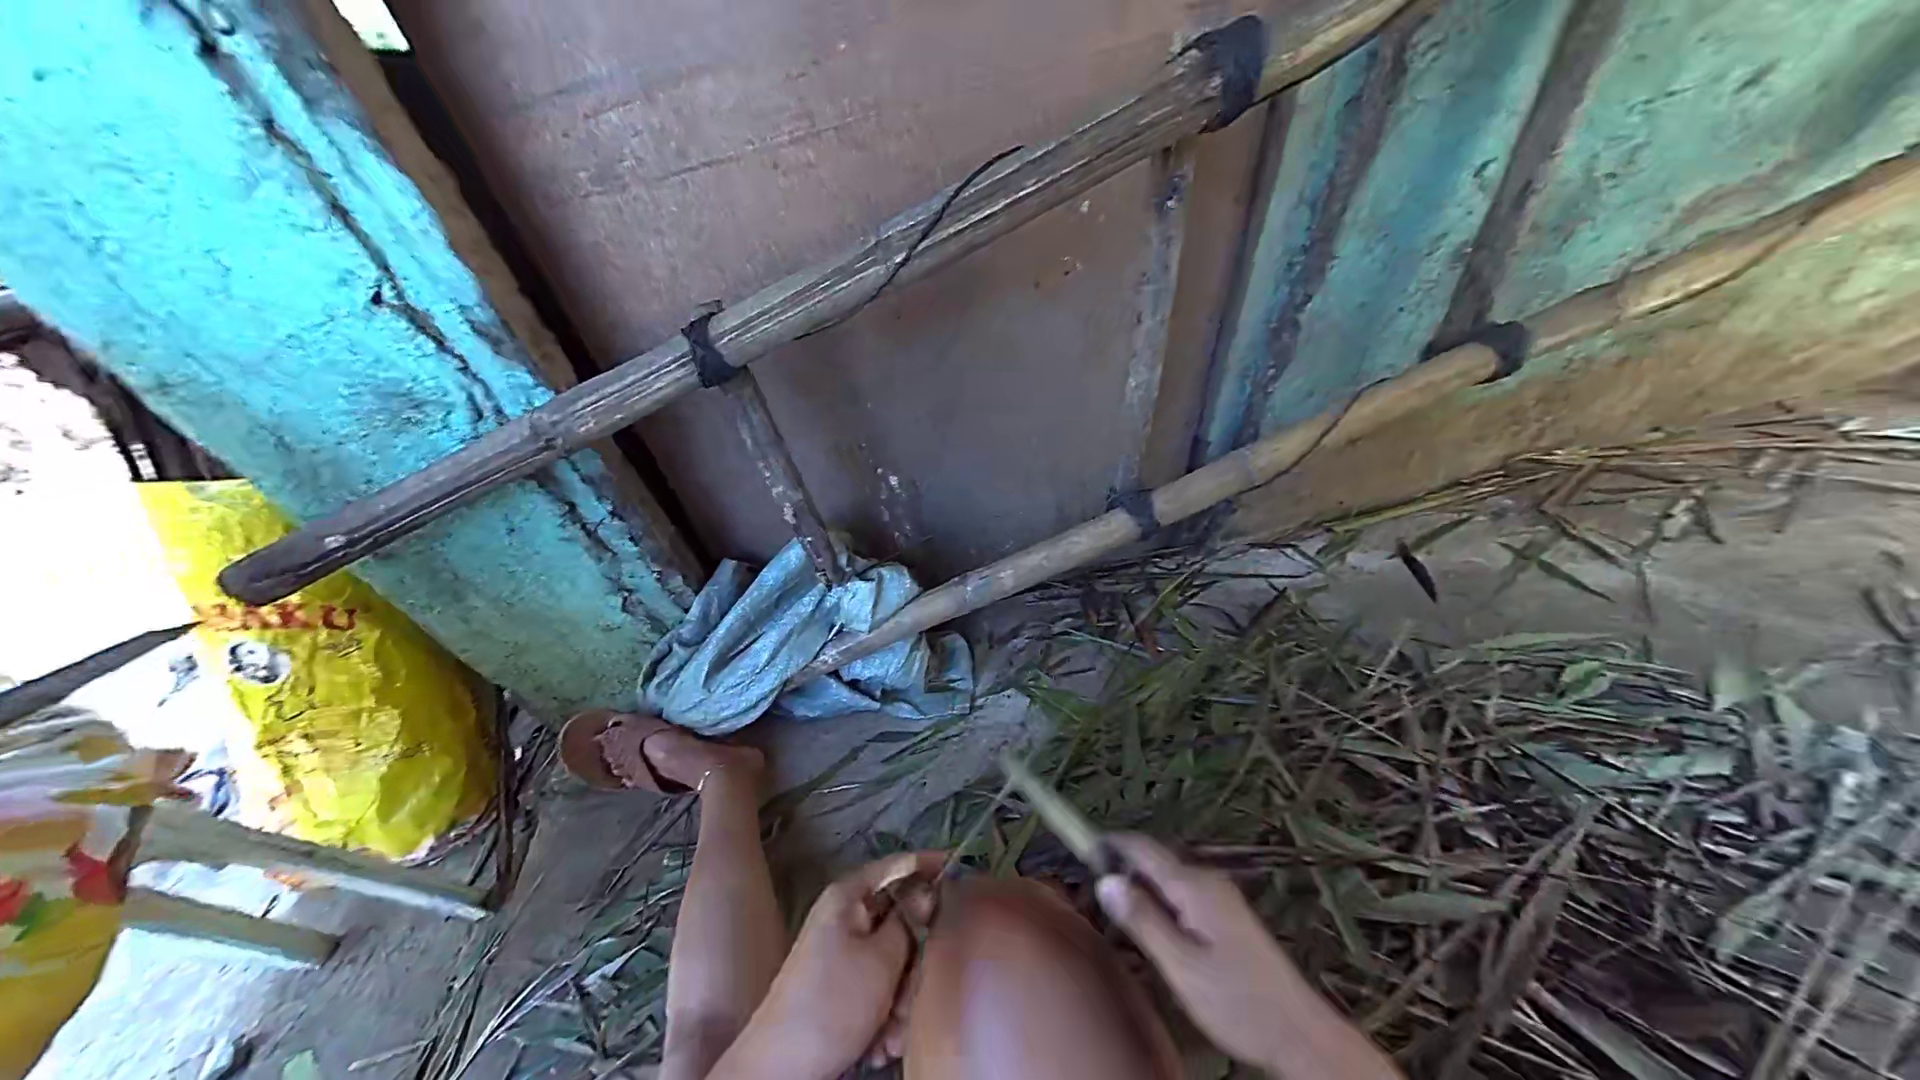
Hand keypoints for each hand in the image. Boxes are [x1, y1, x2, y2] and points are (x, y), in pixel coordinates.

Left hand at [711, 852, 943, 1079]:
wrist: (779, 1073)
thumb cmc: (832, 1005)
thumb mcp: (882, 960)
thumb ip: (910, 920)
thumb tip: (929, 890)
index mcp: (848, 897)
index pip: (897, 865)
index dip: (929, 863)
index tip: (961, 865)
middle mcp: (845, 918)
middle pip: (900, 920)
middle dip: (916, 961)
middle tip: (915, 992)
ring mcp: (842, 954)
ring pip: (894, 959)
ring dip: (902, 998)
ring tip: (893, 1033)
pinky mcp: (841, 988)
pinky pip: (878, 987)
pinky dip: (886, 1016)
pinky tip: (881, 1046)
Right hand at [1096, 834, 1401, 1079]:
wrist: (1300, 1034)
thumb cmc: (1237, 1002)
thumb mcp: (1181, 965)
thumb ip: (1142, 919)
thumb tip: (1105, 879)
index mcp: (1194, 885)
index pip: (1143, 847)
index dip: (1110, 843)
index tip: (1080, 849)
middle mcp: (1207, 881)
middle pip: (1154, 859)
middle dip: (1121, 866)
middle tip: (1091, 889)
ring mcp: (1220, 897)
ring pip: (1167, 878)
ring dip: (1139, 885)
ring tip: (1113, 910)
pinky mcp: (1226, 916)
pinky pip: (1181, 894)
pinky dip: (1157, 900)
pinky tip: (1149, 928)